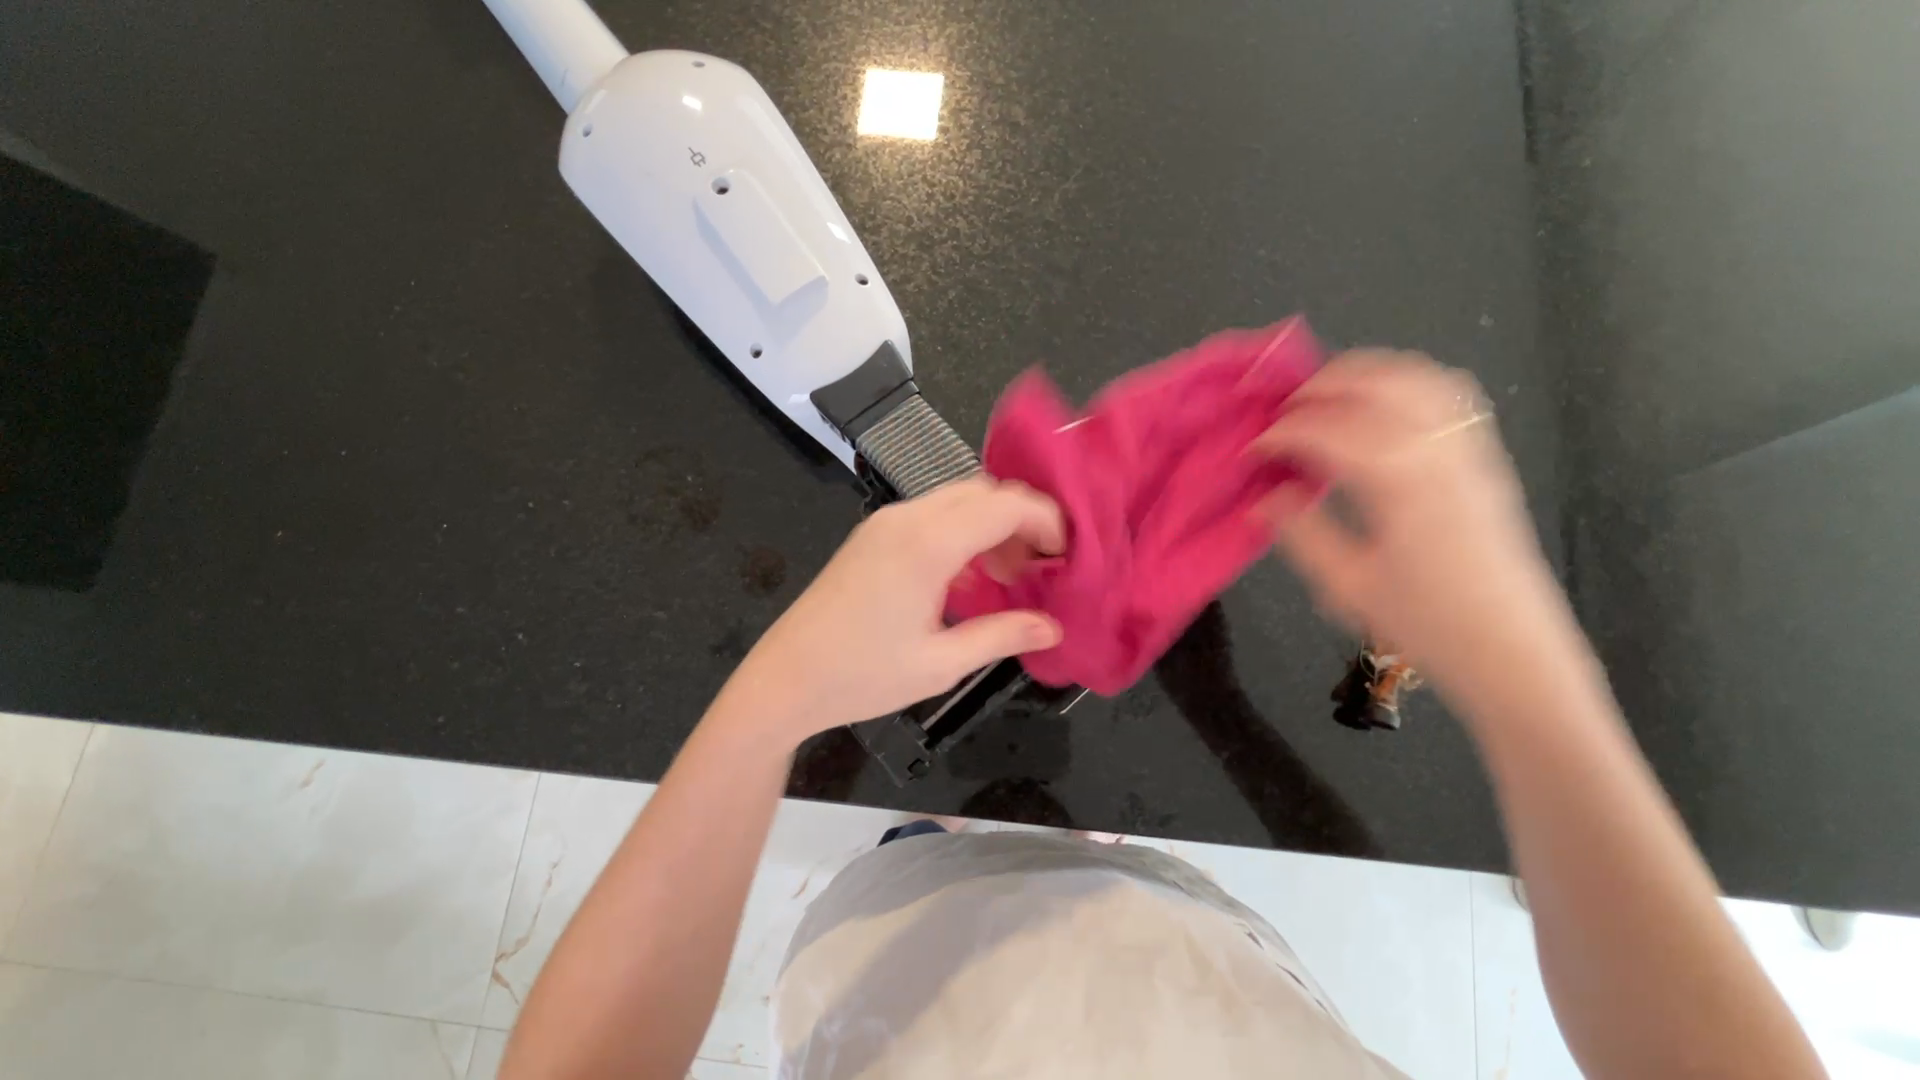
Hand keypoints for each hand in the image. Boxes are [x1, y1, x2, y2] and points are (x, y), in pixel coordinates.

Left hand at [715, 477, 1065, 746]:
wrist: (784, 679)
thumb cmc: (862, 676)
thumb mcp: (940, 663)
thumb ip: (1001, 636)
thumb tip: (1053, 628)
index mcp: (926, 543)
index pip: (1005, 505)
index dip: (1046, 521)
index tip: (1068, 555)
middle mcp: (906, 518)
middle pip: (983, 492)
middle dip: (1023, 520)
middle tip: (1044, 566)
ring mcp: (884, 523)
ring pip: (957, 500)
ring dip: (992, 525)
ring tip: (1012, 575)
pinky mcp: (872, 536)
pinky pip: (932, 516)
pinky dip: (963, 532)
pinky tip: (971, 577)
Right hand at [1253, 350, 1582, 702]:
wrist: (1514, 652)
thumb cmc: (1427, 626)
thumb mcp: (1348, 586)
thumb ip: (1302, 533)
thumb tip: (1265, 497)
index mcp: (1398, 481)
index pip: (1326, 429)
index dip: (1281, 431)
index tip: (1252, 448)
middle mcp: (1437, 449)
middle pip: (1373, 382)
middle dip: (1319, 387)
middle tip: (1281, 410)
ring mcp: (1468, 448)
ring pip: (1414, 376)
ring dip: (1363, 375)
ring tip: (1324, 398)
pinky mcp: (1485, 458)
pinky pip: (1447, 394)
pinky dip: (1405, 384)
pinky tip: (1379, 407)